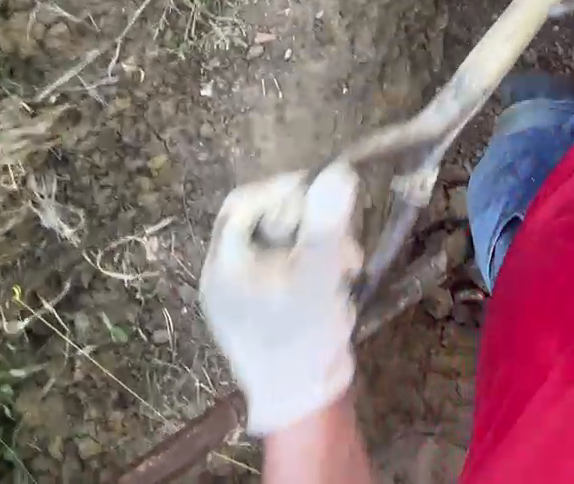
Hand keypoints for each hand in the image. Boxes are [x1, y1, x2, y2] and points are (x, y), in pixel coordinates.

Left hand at [200, 163, 361, 435]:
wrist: (303, 401)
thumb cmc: (303, 336)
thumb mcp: (318, 273)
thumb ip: (326, 224)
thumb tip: (337, 172)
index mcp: (225, 265)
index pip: (243, 205)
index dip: (279, 191)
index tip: (317, 191)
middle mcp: (225, 276)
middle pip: (262, 223)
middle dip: (306, 221)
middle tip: (340, 233)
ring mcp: (241, 293)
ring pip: (279, 244)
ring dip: (317, 243)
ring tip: (348, 263)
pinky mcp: (260, 306)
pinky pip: (283, 267)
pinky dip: (311, 264)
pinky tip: (338, 277)